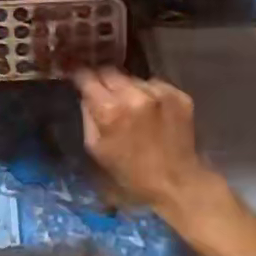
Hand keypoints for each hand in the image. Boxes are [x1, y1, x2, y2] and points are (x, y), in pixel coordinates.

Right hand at [73, 68, 231, 215]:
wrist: (177, 184)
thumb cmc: (129, 171)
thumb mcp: (94, 147)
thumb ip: (86, 113)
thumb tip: (84, 91)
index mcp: (109, 109)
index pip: (86, 74)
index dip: (78, 74)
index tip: (77, 77)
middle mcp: (134, 94)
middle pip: (109, 70)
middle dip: (102, 79)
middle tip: (104, 94)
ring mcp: (159, 93)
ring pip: (132, 77)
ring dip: (127, 88)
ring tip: (132, 107)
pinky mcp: (179, 95)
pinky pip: (154, 84)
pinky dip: (149, 93)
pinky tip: (152, 112)